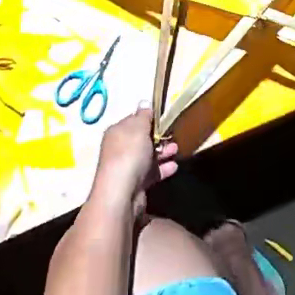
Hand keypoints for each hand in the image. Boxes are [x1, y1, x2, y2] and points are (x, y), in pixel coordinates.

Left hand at [89, 105, 177, 219]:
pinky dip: (163, 168)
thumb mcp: (138, 128)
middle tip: (174, 135)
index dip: (149, 118)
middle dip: (159, 136)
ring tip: (176, 150)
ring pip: (148, 155)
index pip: (134, 120)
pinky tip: (174, 166)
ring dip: (163, 152)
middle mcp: (120, 148)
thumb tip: (144, 103)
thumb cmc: (129, 154)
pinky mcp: (136, 182)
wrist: (122, 192)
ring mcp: (127, 166)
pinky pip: (152, 172)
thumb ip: (143, 115)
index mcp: (117, 132)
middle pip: (142, 139)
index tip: (165, 118)